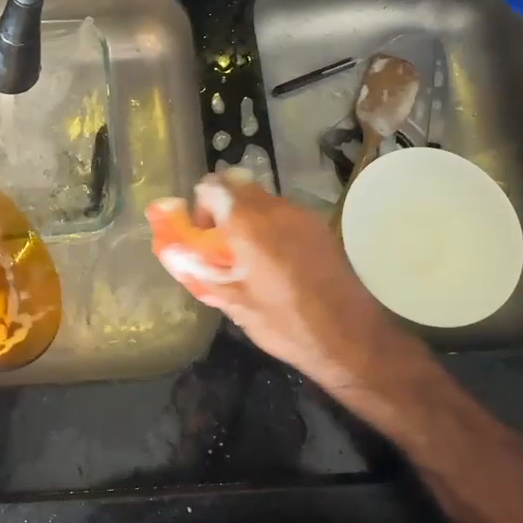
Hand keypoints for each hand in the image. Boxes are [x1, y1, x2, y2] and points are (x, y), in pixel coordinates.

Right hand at [147, 172, 403, 389]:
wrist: (351, 338)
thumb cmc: (286, 324)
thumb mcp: (235, 303)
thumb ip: (200, 271)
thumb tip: (172, 252)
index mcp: (248, 223)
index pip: (211, 186)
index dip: (200, 206)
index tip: (202, 237)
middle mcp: (274, 208)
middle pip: (237, 184)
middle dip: (222, 207)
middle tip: (221, 244)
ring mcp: (300, 214)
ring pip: (261, 198)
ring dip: (246, 216)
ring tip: (248, 256)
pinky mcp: (318, 226)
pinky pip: (283, 212)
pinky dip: (269, 225)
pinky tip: (274, 261)